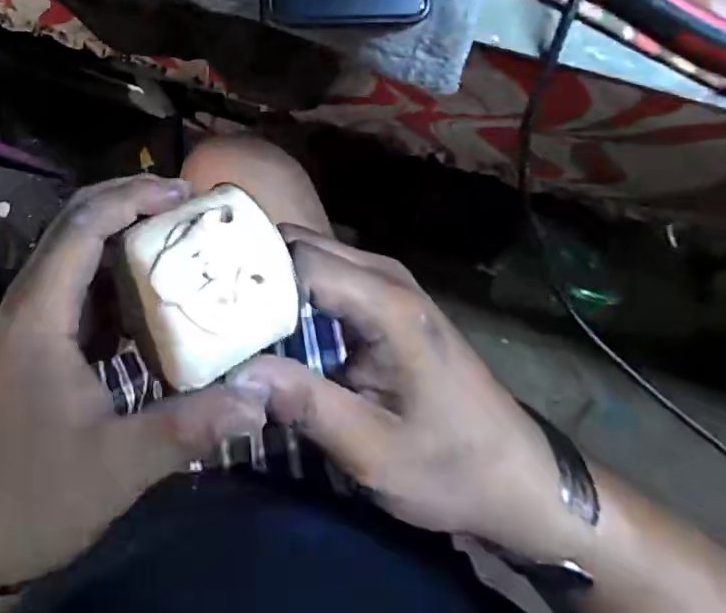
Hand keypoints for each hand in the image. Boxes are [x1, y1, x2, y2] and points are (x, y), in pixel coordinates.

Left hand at [0, 175, 269, 590]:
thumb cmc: (33, 492)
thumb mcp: (116, 466)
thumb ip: (188, 428)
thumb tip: (260, 398)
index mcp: (40, 311)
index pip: (83, 226)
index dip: (131, 197)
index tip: (184, 193)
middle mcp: (30, 299)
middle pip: (75, 223)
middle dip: (128, 201)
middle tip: (187, 203)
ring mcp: (31, 318)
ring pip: (75, 250)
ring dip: (121, 232)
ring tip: (178, 234)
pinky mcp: (38, 339)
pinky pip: (79, 286)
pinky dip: (115, 273)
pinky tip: (152, 290)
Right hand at [233, 226, 591, 564]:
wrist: (522, 479)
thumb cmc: (454, 468)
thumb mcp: (377, 453)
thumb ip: (307, 406)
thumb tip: (234, 373)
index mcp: (388, 304)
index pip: (298, 260)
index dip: (249, 278)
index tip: (206, 307)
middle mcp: (383, 274)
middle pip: (295, 244)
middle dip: (247, 269)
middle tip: (203, 306)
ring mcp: (381, 280)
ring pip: (301, 252)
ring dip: (262, 277)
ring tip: (221, 312)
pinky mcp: (377, 295)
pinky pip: (316, 272)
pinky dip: (282, 289)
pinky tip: (258, 322)